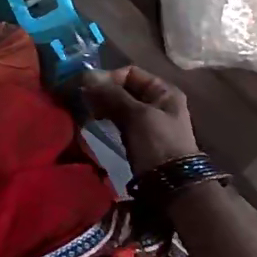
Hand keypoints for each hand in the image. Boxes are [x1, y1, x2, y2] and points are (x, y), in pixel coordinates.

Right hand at [78, 67, 200, 172]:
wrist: (172, 184)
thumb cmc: (157, 144)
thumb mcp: (136, 116)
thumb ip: (112, 95)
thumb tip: (86, 75)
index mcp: (163, 90)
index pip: (130, 73)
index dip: (109, 78)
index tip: (89, 90)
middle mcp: (157, 101)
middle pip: (124, 89)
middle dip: (104, 92)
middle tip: (84, 102)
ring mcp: (149, 121)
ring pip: (120, 105)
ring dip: (104, 106)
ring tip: (88, 113)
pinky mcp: (139, 137)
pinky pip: (120, 120)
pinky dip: (108, 119)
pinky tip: (96, 123)